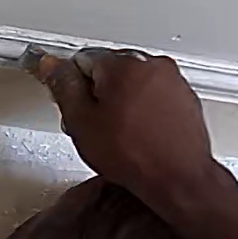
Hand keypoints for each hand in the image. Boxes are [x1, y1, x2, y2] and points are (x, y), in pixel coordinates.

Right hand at [31, 47, 228, 212]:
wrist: (177, 178)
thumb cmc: (132, 153)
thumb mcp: (80, 119)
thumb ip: (63, 85)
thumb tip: (52, 65)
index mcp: (124, 64)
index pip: (81, 60)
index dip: (70, 85)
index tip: (70, 104)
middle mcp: (153, 65)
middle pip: (108, 69)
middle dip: (95, 92)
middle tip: (91, 122)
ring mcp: (174, 81)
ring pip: (131, 82)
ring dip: (118, 100)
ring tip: (114, 131)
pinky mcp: (186, 98)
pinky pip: (152, 95)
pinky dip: (140, 109)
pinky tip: (135, 133)